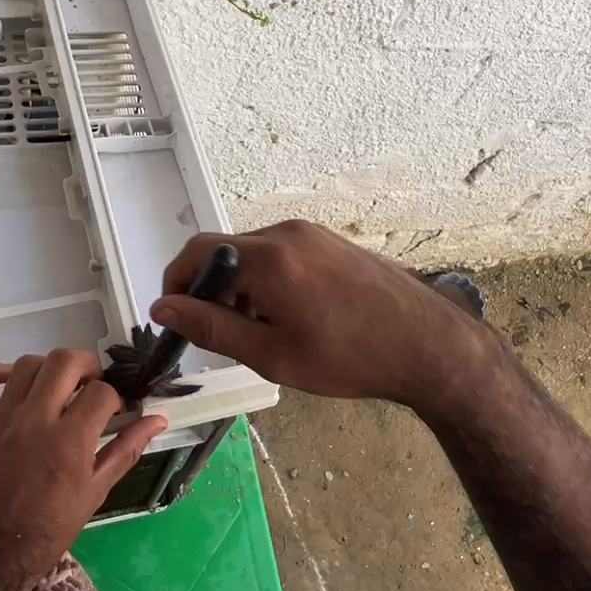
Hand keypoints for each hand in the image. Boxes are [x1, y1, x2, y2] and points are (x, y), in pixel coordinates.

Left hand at [0, 349, 168, 590]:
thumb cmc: (47, 531)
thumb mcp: (95, 493)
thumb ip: (125, 450)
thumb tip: (157, 420)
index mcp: (69, 442)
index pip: (102, 392)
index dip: (115, 396)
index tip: (114, 411)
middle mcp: (35, 422)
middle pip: (65, 362)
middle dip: (87, 365)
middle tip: (91, 384)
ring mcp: (0, 422)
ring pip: (26, 365)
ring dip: (48, 368)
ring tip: (57, 387)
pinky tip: (11, 382)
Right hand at [149, 220, 496, 409]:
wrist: (428, 345)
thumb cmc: (349, 358)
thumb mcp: (271, 354)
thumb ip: (211, 328)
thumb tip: (163, 307)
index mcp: (269, 258)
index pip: (198, 251)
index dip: (176, 282)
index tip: (178, 319)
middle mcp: (288, 233)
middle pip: (226, 252)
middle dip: (213, 291)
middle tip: (227, 336)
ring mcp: (314, 234)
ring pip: (254, 254)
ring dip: (242, 288)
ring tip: (263, 332)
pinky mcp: (331, 241)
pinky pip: (283, 254)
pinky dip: (269, 281)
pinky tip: (292, 316)